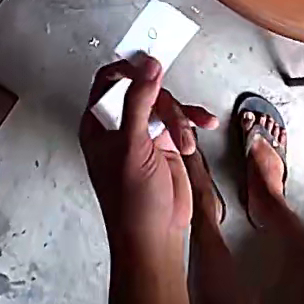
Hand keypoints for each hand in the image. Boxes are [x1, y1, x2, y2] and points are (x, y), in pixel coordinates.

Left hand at [79, 58, 218, 261]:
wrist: (156, 237)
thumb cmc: (132, 203)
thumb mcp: (132, 146)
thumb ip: (139, 102)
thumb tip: (148, 66)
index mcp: (98, 124)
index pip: (110, 81)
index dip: (130, 70)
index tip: (152, 65)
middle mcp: (119, 125)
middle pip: (144, 89)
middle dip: (164, 103)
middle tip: (174, 118)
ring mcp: (144, 134)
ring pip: (165, 104)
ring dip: (181, 119)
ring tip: (187, 144)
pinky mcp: (165, 143)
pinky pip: (181, 120)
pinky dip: (193, 122)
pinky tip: (204, 125)